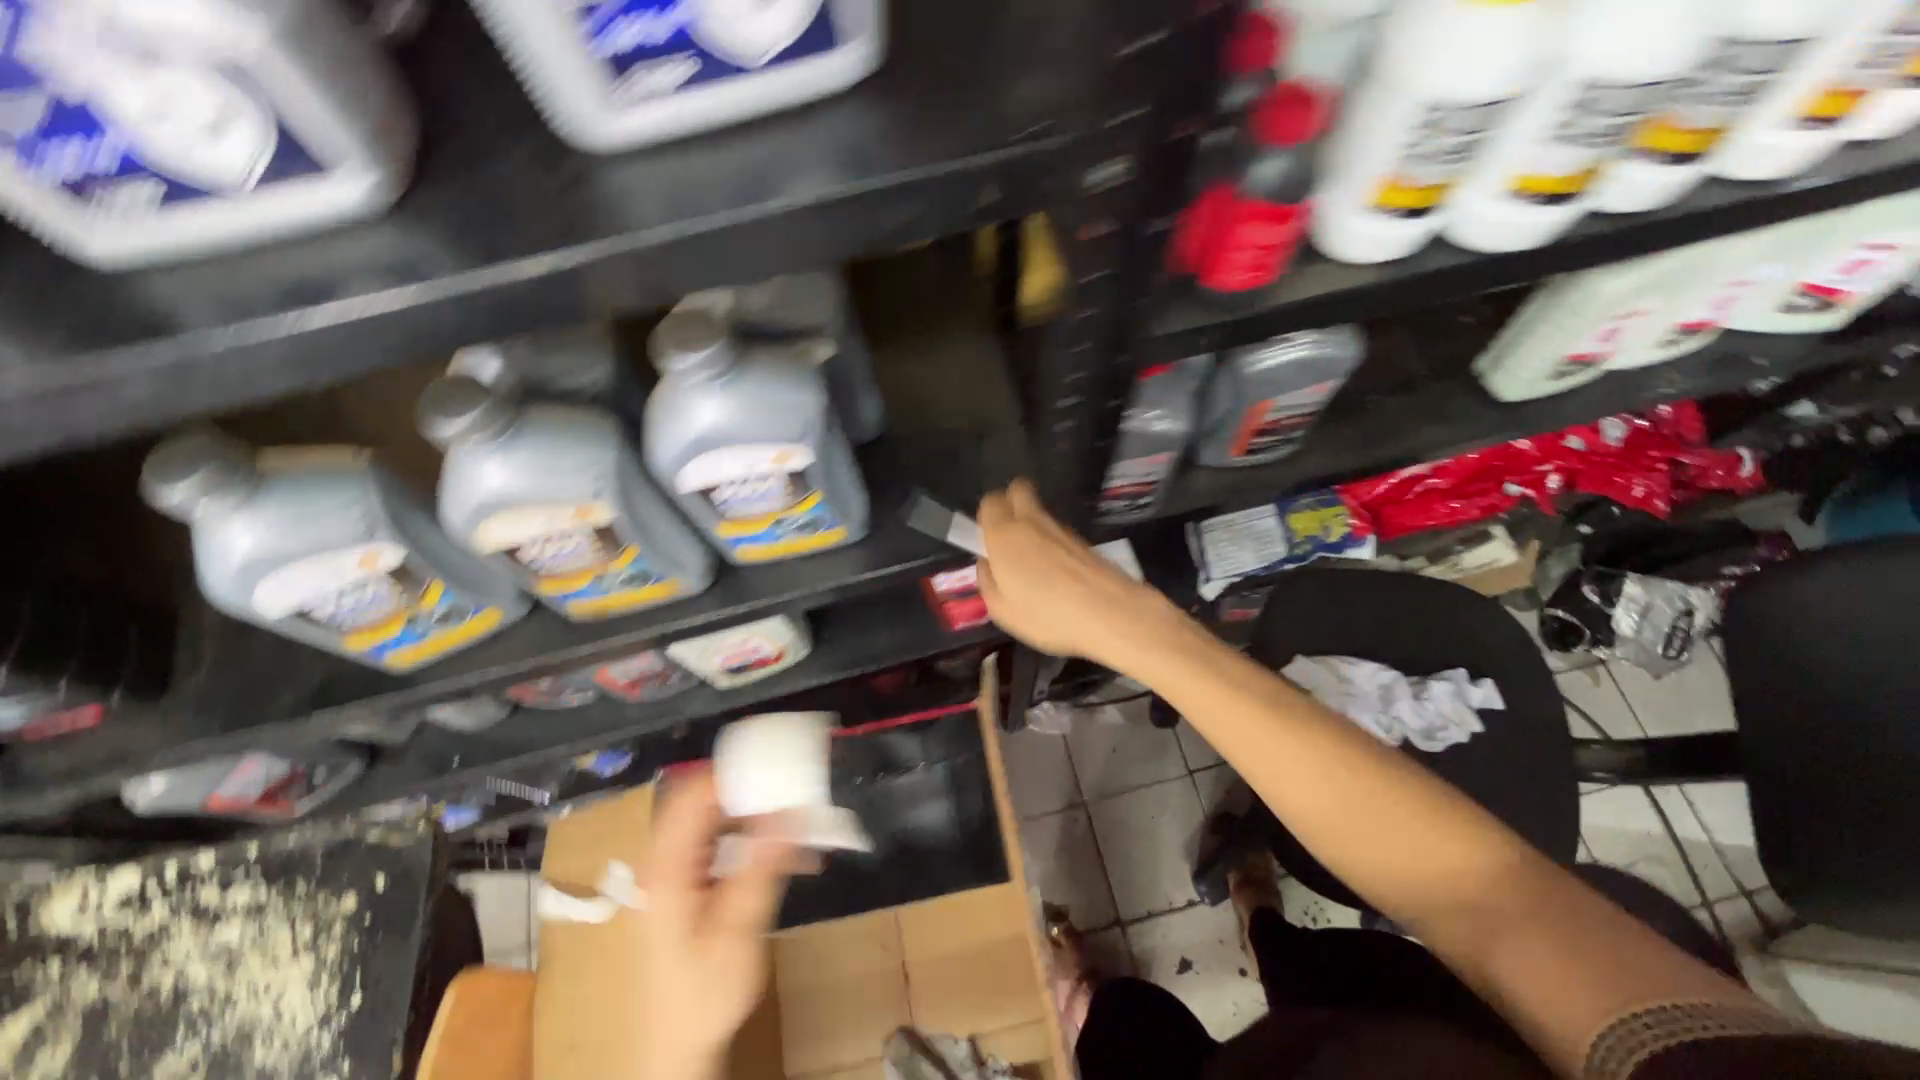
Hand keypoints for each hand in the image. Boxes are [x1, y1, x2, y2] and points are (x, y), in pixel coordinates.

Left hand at [639, 769, 806, 1079]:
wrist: (675, 1046)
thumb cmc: (703, 994)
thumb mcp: (738, 931)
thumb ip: (761, 867)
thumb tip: (788, 812)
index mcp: (666, 869)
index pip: (692, 796)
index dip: (732, 773)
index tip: (777, 766)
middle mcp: (662, 864)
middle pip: (703, 805)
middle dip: (750, 793)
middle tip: (796, 790)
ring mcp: (671, 876)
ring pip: (712, 824)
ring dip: (754, 818)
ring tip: (798, 821)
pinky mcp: (684, 890)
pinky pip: (716, 848)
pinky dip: (749, 843)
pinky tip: (784, 854)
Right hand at [975, 479, 1184, 668]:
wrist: (1111, 613)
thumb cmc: (1047, 615)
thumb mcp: (1002, 611)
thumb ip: (988, 582)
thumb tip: (988, 564)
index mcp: (1004, 536)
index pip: (990, 502)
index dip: (986, 517)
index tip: (988, 540)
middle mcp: (1032, 523)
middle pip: (1019, 490)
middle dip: (1011, 503)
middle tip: (1009, 537)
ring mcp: (1062, 530)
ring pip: (1040, 513)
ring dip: (1033, 528)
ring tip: (1037, 568)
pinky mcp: (1084, 541)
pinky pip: (1059, 533)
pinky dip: (1054, 545)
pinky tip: (1059, 577)